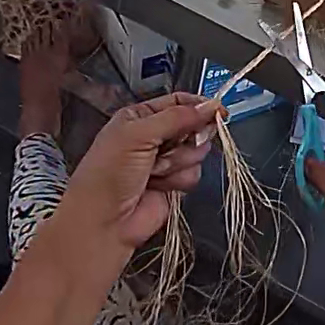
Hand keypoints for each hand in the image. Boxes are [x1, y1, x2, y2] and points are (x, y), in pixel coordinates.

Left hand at [51, 93, 219, 257]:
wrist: (105, 222)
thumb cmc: (110, 173)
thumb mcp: (138, 135)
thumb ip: (178, 117)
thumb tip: (212, 105)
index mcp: (141, 117)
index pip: (178, 102)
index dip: (199, 106)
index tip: (219, 112)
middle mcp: (155, 136)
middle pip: (194, 126)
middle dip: (188, 138)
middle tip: (171, 147)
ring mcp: (166, 160)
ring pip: (197, 151)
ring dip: (179, 161)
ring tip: (155, 171)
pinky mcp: (175, 182)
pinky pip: (195, 173)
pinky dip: (179, 179)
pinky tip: (159, 185)